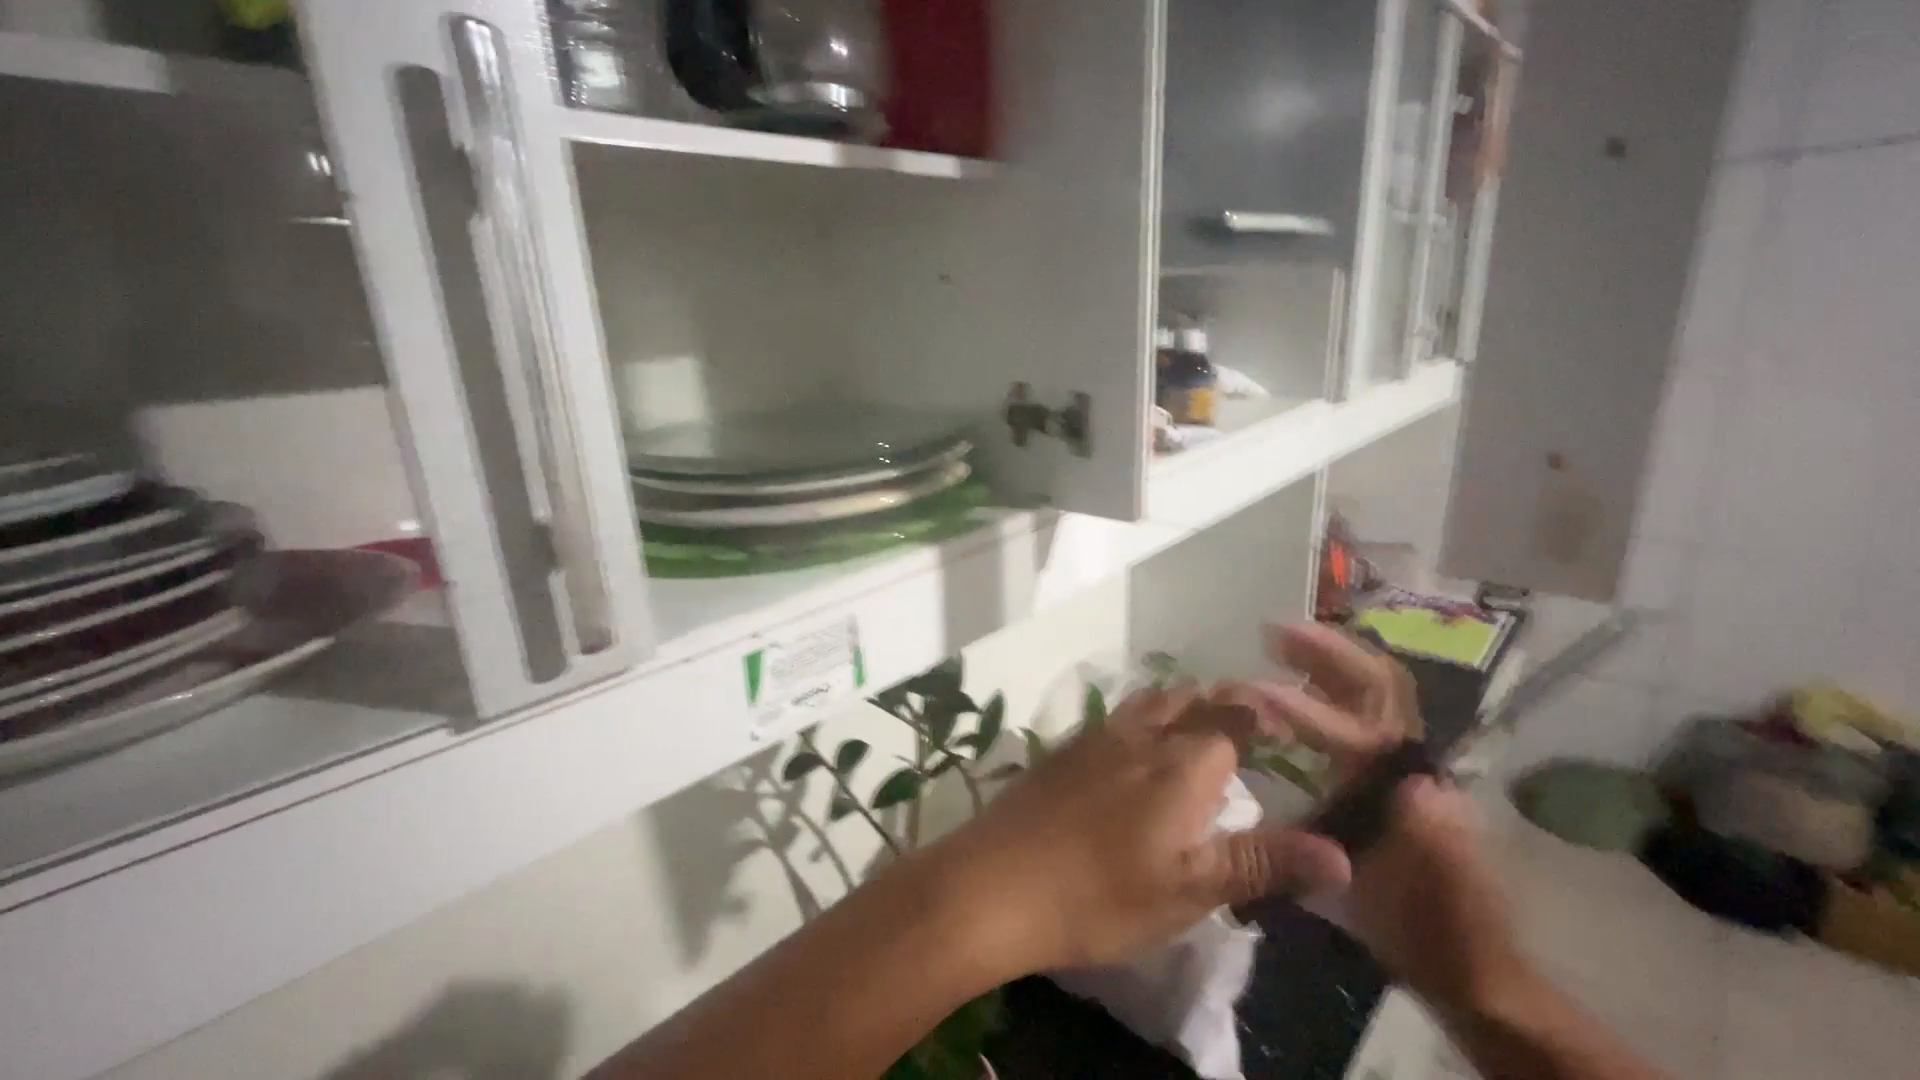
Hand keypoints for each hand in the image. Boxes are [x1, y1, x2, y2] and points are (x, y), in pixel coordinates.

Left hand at [918, 683, 1350, 977]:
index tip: (1289, 718)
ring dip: (1179, 702)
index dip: (1264, 712)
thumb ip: (1263, 864)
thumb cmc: (1101, 894)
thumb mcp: (1190, 889)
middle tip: (1248, 718)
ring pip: (1147, 702)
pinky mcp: (1060, 753)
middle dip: (1223, 701)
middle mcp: (1141, 736)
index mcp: (1183, 764)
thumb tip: (1344, 853)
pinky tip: (1131, 746)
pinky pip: (1113, 718)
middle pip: (1190, 699)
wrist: (993, 885)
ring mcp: (1094, 739)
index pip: (1235, 719)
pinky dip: (1139, 718)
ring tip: (1195, 721)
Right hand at [1251, 622, 1523, 1016]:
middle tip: (1273, 630)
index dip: (1306, 710)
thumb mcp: (1420, 896)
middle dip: (1327, 653)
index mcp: (1409, 786)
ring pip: (1371, 693)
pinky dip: (1329, 689)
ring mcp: (1399, 766)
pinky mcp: (1386, 778)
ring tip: (1279, 644)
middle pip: (1377, 686)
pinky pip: (1361, 714)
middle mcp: (1410, 761)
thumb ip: (1429, 842)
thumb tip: (1423, 784)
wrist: (1463, 961)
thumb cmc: (1426, 928)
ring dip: (1329, 661)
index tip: (1254, 692)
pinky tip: (1294, 688)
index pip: (1358, 731)